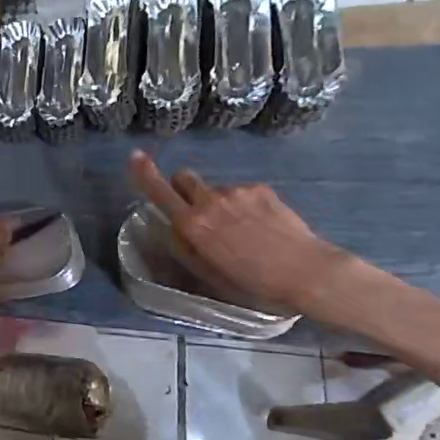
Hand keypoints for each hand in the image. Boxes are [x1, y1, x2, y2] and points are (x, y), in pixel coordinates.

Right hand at [129, 150, 351, 310]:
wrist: (304, 272)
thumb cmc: (253, 283)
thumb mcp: (209, 273)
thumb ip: (188, 247)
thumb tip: (177, 228)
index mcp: (193, 226)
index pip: (159, 192)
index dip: (144, 174)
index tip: (135, 156)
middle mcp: (210, 202)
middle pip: (184, 178)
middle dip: (183, 188)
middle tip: (198, 212)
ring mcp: (236, 192)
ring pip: (215, 189)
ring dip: (219, 203)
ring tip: (242, 231)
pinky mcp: (260, 189)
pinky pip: (241, 192)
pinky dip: (244, 205)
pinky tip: (262, 226)